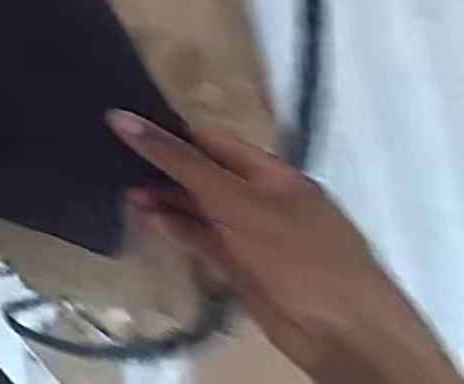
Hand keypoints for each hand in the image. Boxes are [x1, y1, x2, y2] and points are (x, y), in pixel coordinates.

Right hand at [108, 110, 463, 383]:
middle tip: (110, 159)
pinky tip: (144, 219)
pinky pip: (201, 237)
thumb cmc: (298, 256)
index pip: (209, 140)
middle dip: (159, 167)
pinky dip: (173, 227)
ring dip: (162, 199)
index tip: (120, 124)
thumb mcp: (231, 198)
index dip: (167, 131)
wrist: (352, 346)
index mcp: (272, 175)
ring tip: (123, 193)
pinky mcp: (243, 266)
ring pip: (197, 207)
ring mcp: (254, 236)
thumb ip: (174, 158)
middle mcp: (263, 200)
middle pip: (201, 173)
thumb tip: (119, 116)